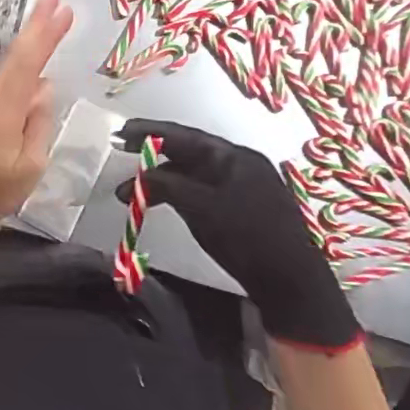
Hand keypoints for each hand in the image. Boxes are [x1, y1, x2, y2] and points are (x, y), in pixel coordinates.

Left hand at [0, 0, 74, 227]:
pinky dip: (25, 59)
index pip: (27, 66)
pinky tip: (36, 51)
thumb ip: (39, 124)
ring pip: (13, 65)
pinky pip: (11, 78)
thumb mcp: (31, 165)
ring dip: (31, 38)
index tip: (61, 8)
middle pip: (17, 57)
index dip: (44, 35)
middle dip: (36, 24)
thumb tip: (44, 88)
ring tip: (49, 13)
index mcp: (6, 113)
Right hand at [116, 119, 360, 351]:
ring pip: (191, 174)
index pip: (185, 136)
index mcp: (234, 157)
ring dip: (160, 179)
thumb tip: (139, 177)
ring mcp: (239, 188)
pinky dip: (175, 194)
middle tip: (121, 151)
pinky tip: (158, 202)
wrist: (288, 279)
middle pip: (188, 152)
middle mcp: (238, 166)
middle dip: (152, 153)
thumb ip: (167, 185)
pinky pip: (199, 191)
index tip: (121, 131)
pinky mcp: (238, 209)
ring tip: (129, 192)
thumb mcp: (201, 207)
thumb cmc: (246, 236)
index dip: (150, 132)